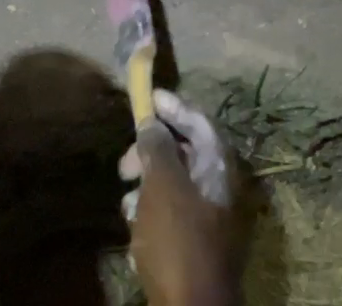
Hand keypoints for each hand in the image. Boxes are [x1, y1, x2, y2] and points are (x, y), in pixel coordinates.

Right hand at [119, 90, 238, 305]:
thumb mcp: (163, 185)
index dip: (174, 107)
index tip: (148, 98)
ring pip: (171, 183)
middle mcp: (217, 187)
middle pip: (183, 152)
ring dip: (145, 185)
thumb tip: (151, 123)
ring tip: (126, 201)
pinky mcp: (192, 242)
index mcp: (218, 168)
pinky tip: (134, 227)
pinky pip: (167, 213)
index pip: (199, 123)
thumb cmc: (178, 238)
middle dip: (150, 151)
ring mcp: (207, 216)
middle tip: (124, 164)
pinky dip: (149, 212)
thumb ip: (157, 148)